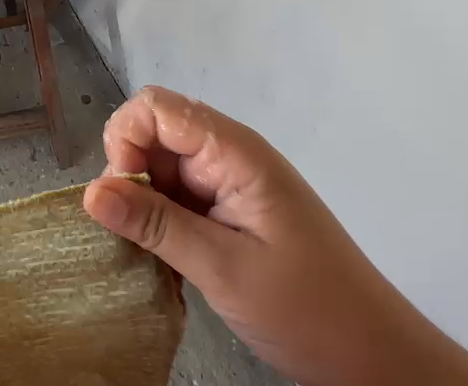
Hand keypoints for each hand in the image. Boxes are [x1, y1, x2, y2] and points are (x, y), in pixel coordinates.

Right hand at [83, 86, 467, 385]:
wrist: (379, 359)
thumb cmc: (309, 310)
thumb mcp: (224, 269)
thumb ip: (156, 225)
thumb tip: (89, 192)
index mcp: (235, 152)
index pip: (156, 107)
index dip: (126, 139)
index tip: (123, 193)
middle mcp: (230, 155)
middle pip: (153, 131)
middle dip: (129, 171)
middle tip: (134, 226)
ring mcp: (230, 182)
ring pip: (159, 164)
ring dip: (143, 199)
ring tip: (151, 247)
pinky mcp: (230, 209)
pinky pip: (176, 193)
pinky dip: (160, 218)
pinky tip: (166, 254)